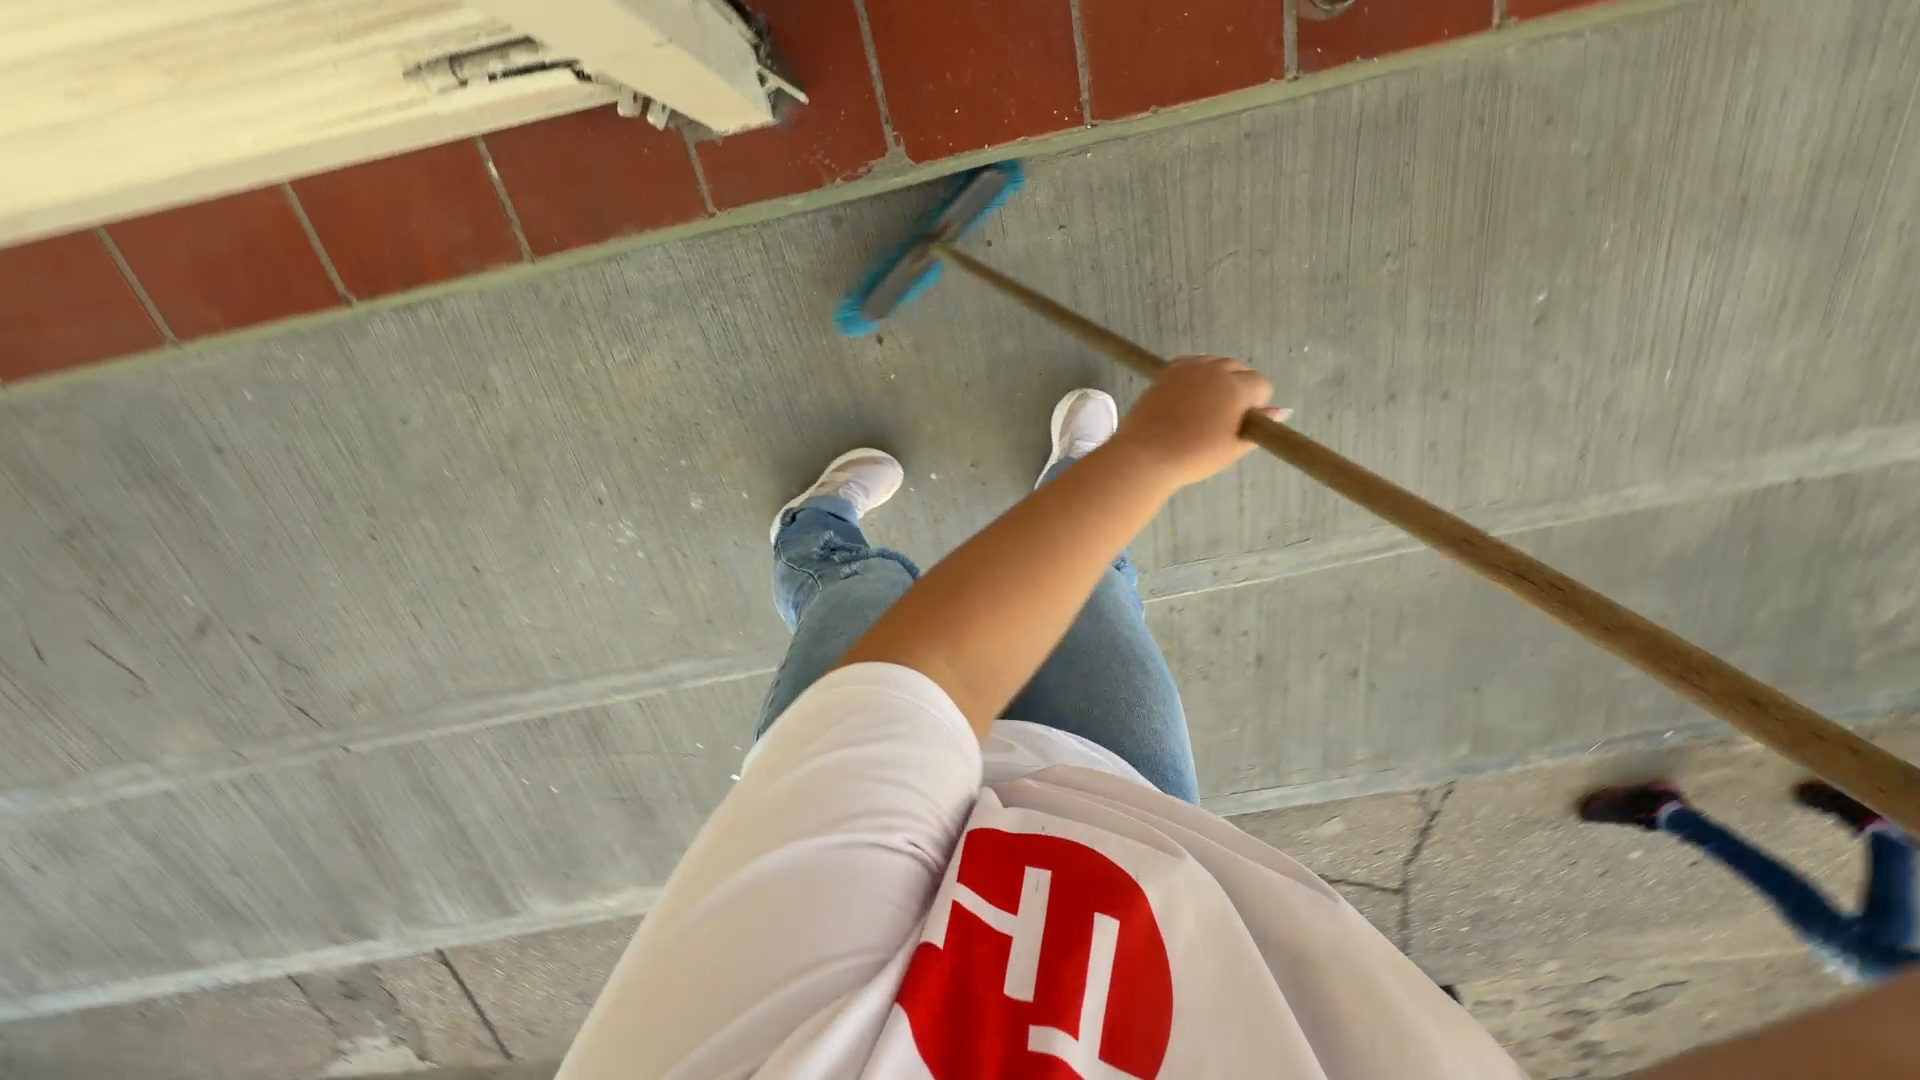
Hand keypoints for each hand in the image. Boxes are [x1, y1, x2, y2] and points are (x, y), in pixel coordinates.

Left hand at [1110, 355, 1286, 489]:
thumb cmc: (1195, 455)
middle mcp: (1215, 369)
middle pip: (1238, 369)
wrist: (1147, 454)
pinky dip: (1193, 375)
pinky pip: (1189, 365)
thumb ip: (1258, 426)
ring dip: (1215, 379)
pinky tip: (1186, 395)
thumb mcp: (1233, 447)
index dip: (1256, 403)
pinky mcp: (1166, 372)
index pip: (1261, 384)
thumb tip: (1281, 412)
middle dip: (1237, 387)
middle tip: (1222, 417)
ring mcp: (1189, 367)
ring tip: (1203, 407)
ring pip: (1213, 364)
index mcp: (1237, 386)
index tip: (1242, 422)